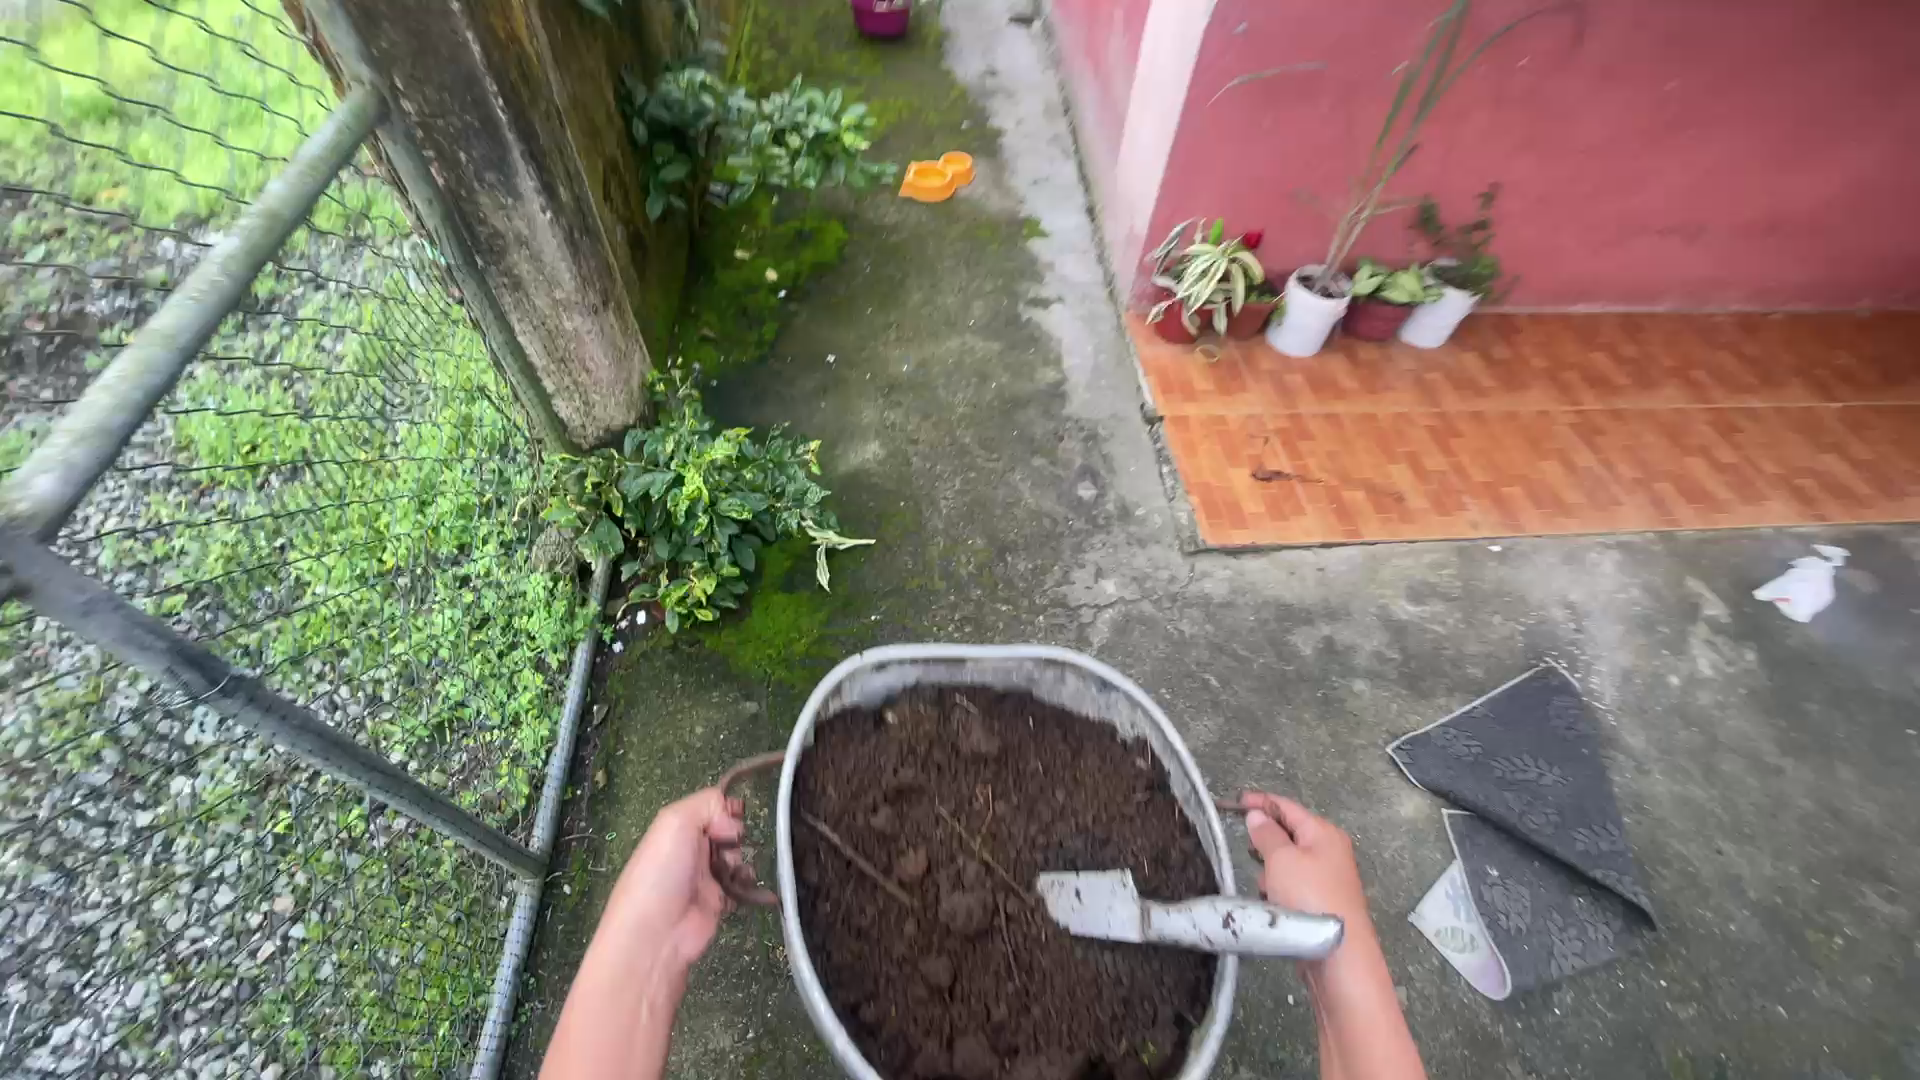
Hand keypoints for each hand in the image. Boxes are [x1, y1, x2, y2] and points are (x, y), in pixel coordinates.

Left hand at [607, 787, 744, 973]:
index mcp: (676, 829)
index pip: (709, 807)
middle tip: (729, 842)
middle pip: (726, 829)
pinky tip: (741, 883)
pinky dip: (746, 881)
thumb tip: (731, 821)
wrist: (656, 936)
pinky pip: (741, 882)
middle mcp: (689, 850)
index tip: (735, 813)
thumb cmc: (662, 872)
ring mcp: (704, 876)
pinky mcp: (718, 901)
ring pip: (736, 854)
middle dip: (734, 832)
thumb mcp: (675, 821)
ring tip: (731, 869)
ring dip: (740, 857)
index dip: (726, 807)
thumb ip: (708, 803)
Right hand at [1240, 792, 1370, 930]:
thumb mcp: (1281, 858)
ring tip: (1261, 879)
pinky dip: (1279, 885)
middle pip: (1289, 831)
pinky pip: (1293, 881)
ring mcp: (1328, 876)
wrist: (1338, 955)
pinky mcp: (1322, 900)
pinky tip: (1272, 900)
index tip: (1234, 801)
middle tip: (1244, 841)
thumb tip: (1257, 815)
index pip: (1286, 806)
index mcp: (1323, 832)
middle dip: (1266, 836)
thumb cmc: (1308, 896)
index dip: (1260, 801)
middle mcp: (1329, 850)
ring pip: (1289, 858)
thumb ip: (1266, 833)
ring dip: (1271, 865)